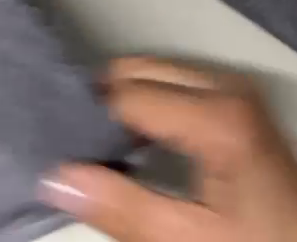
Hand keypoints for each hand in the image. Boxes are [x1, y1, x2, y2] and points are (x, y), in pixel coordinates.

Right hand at [40, 59, 296, 241]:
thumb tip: (59, 177)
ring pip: (156, 73)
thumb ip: (123, 207)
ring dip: (126, 103)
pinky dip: (149, 104)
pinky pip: (176, 83)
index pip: (127, 95)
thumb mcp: (190, 240)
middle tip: (79, 148)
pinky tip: (139, 146)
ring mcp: (234, 89)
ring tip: (104, 150)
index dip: (90, 121)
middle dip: (106, 104)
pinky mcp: (238, 100)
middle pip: (140, 71)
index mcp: (215, 114)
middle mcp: (225, 86)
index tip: (63, 146)